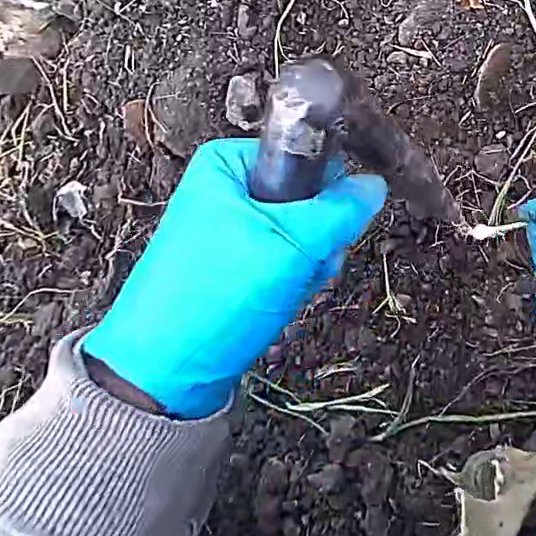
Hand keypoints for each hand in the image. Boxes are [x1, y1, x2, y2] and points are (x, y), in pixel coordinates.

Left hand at [83, 138, 387, 417]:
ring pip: (302, 232)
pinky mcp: (234, 260)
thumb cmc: (212, 299)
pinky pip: (284, 257)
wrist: (162, 376)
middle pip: (307, 197)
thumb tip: (374, 186)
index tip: (328, 228)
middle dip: (319, 239)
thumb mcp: (290, 245)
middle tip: (307, 266)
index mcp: (227, 163)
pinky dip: (292, 281)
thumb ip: (340, 211)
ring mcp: (230, 226)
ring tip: (290, 289)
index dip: (327, 194)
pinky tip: (281, 300)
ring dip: (309, 265)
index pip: (306, 158)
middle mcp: (226, 188)